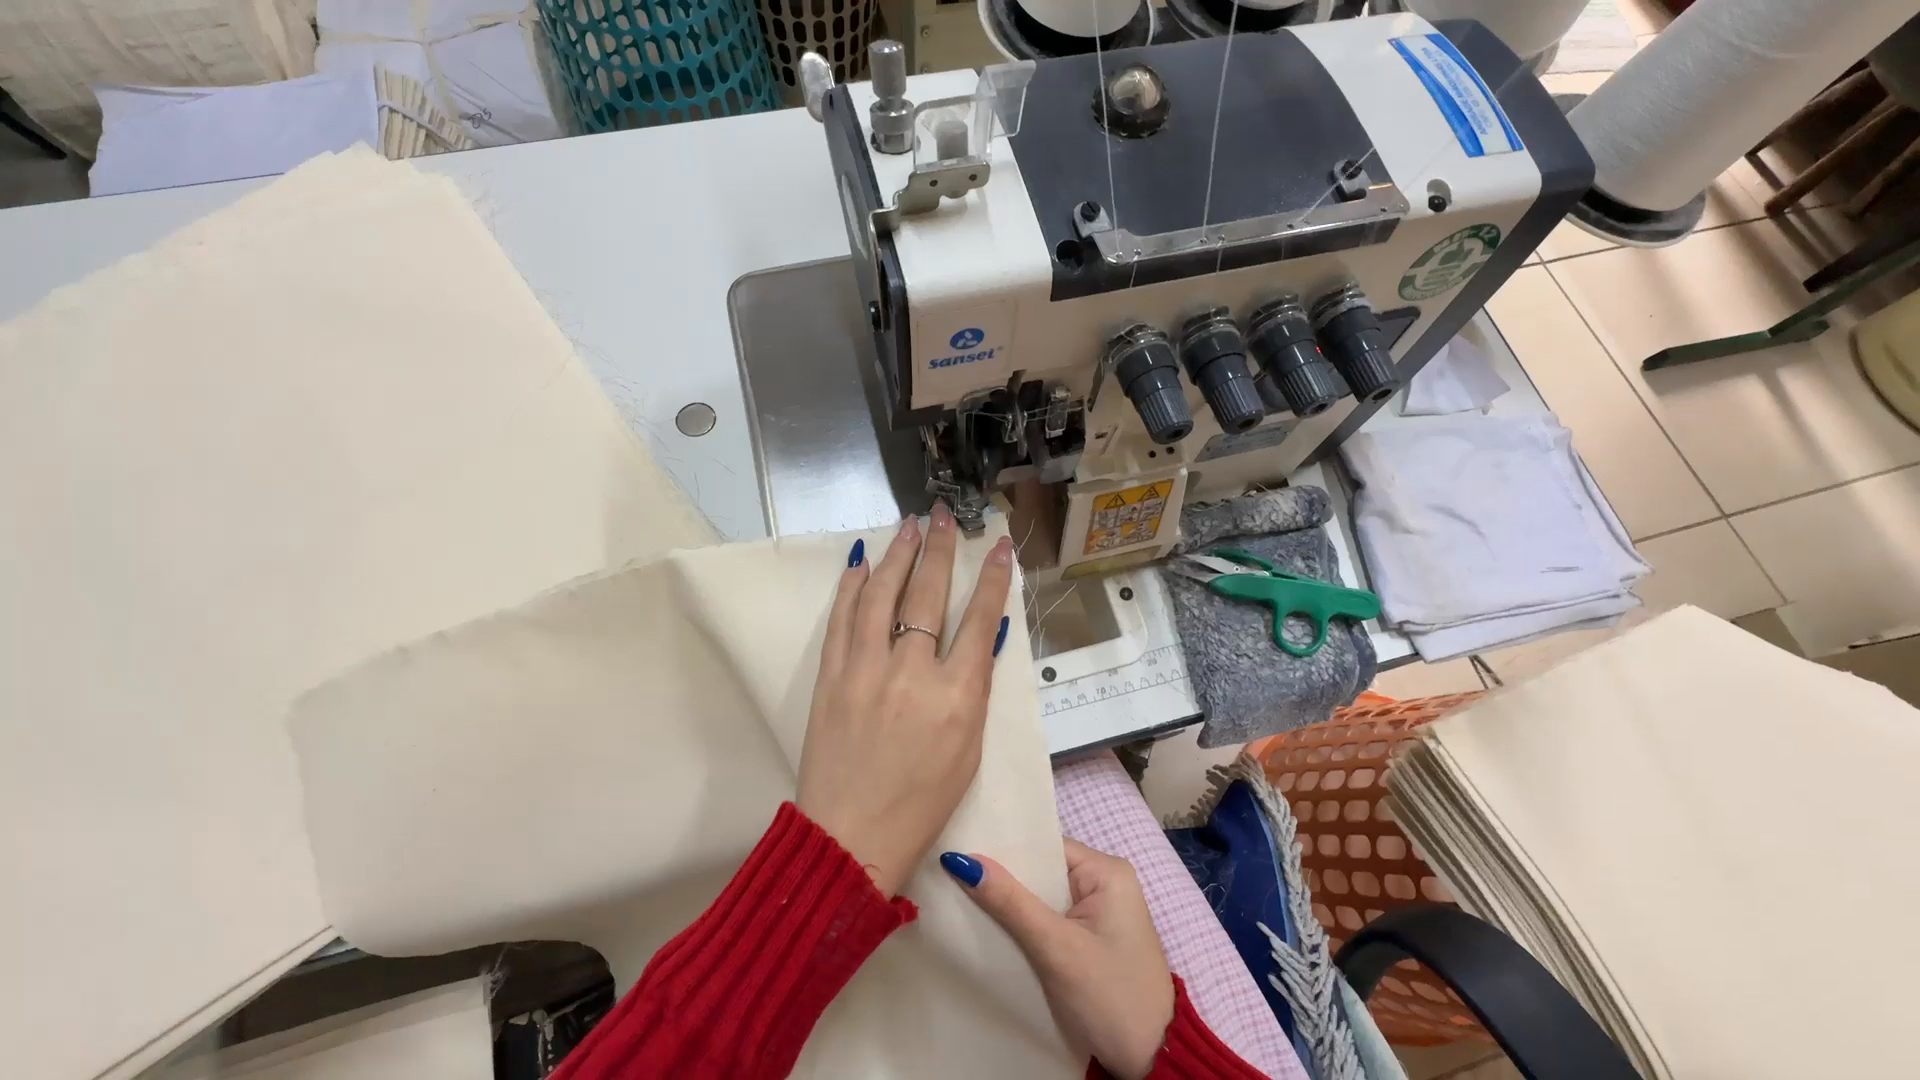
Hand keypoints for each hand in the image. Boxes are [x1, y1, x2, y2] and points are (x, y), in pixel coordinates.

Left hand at [795, 503, 1014, 896]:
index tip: (999, 546)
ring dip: (898, 556)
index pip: (980, 619)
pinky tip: (861, 562)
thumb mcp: (969, 750)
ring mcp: (865, 669)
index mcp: (957, 696)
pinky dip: (851, 586)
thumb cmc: (922, 803)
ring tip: (909, 526)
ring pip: (883, 595)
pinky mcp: (831, 676)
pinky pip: (841, 619)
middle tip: (945, 517)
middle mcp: (912, 672)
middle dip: (941, 549)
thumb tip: (979, 636)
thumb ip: (974, 689)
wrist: (850, 835)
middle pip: (930, 595)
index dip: (994, 578)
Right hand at [948, 839, 1175, 1079]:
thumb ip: (1010, 902)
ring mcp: (1100, 914)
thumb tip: (961, 858)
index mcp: (1107, 872)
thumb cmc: (1111, 996)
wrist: (1155, 1062)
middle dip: (1003, 878)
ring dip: (1011, 904)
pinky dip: (1025, 926)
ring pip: (1042, 898)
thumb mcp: (1057, 948)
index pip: (1044, 847)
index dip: (1004, 850)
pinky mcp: (1092, 941)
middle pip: (1042, 871)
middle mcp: (1106, 884)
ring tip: (961, 899)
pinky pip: (1050, 921)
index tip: (959, 851)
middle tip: (952, 876)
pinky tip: (992, 929)